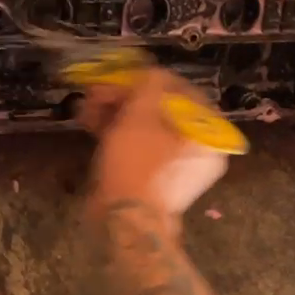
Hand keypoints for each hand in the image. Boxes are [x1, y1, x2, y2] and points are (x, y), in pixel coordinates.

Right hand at [80, 69, 227, 230]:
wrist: (124, 221)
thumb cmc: (137, 163)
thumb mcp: (141, 114)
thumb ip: (149, 84)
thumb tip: (149, 74)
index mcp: (207, 133)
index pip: (181, 91)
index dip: (147, 79)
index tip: (120, 77)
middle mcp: (196, 151)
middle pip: (160, 112)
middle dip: (125, 99)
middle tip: (97, 92)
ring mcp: (174, 168)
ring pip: (145, 131)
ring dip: (116, 116)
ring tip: (87, 109)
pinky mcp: (152, 181)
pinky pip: (138, 150)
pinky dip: (117, 137)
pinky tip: (92, 126)